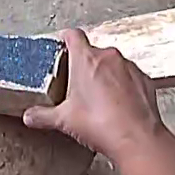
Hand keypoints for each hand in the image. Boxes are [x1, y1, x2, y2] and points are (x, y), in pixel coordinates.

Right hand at [22, 29, 173, 166]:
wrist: (137, 139)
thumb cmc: (102, 124)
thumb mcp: (64, 121)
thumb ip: (43, 116)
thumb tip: (30, 116)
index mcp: (86, 59)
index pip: (73, 35)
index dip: (66, 38)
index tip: (62, 44)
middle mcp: (109, 57)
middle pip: (93, 52)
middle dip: (85, 65)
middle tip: (77, 84)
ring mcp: (129, 67)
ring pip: (113, 64)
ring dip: (106, 75)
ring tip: (99, 99)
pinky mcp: (144, 80)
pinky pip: (130, 77)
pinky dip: (124, 86)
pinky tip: (118, 105)